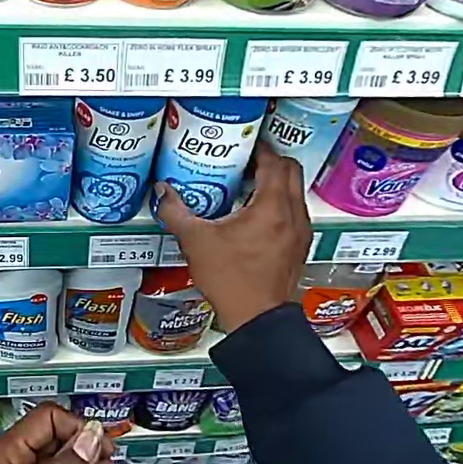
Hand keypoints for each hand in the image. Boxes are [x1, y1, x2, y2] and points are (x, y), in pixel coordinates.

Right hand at [155, 142, 311, 332]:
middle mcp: (293, 215)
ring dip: (276, 183)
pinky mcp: (299, 246)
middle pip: (291, 171)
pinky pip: (294, 212)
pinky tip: (255, 214)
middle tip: (245, 160)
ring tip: (247, 184)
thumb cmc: (232, 281)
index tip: (243, 144)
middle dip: (271, 161)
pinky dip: (280, 204)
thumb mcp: (196, 241)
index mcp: (272, 207)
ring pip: (295, 192)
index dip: (260, 148)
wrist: (256, 319)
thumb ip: (176, 212)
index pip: (274, 162)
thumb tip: (162, 192)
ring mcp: (300, 232)